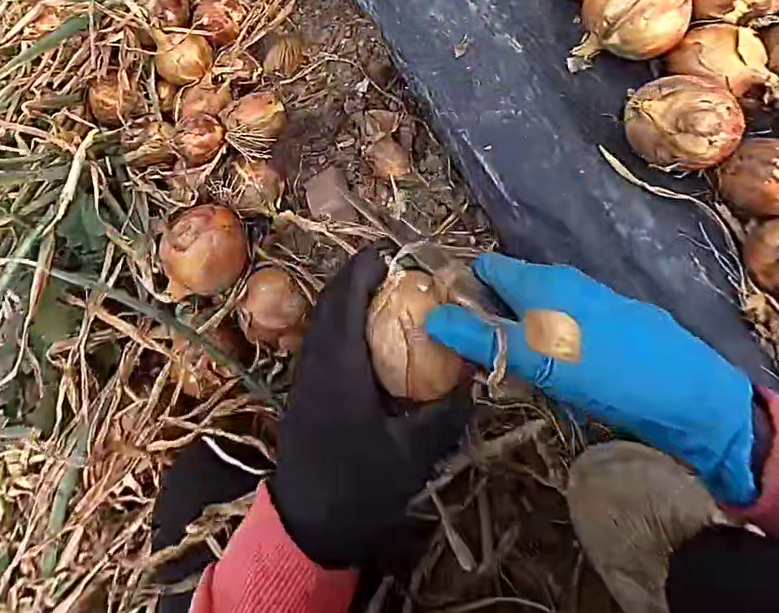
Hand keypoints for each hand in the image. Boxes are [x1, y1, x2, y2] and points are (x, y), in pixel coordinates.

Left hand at [270, 249, 472, 566]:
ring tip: (376, 292)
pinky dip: (339, 320)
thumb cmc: (357, 486)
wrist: (306, 524)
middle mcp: (317, 361)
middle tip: (385, 268)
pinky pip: (320, 337)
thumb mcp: (410, 455)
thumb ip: (443, 415)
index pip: (345, 302)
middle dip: (352, 277)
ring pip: (321, 319)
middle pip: (329, 303)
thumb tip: (474, 381)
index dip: (361, 272)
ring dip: (343, 297)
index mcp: (339, 367)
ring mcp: (306, 375)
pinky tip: (362, 335)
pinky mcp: (304, 389)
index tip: (383, 254)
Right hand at [424, 252, 759, 504]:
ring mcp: (588, 301)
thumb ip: (483, 338)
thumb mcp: (537, 359)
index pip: (483, 268)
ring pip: (535, 311)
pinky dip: (548, 345)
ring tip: (518, 376)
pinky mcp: (608, 323)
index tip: (451, 328)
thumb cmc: (606, 371)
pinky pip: (562, 326)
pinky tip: (557, 378)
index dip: (461, 292)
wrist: (693, 396)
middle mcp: (561, 281)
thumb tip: (432, 317)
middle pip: (507, 290)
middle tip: (482, 362)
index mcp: (539, 281)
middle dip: (489, 321)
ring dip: (519, 337)